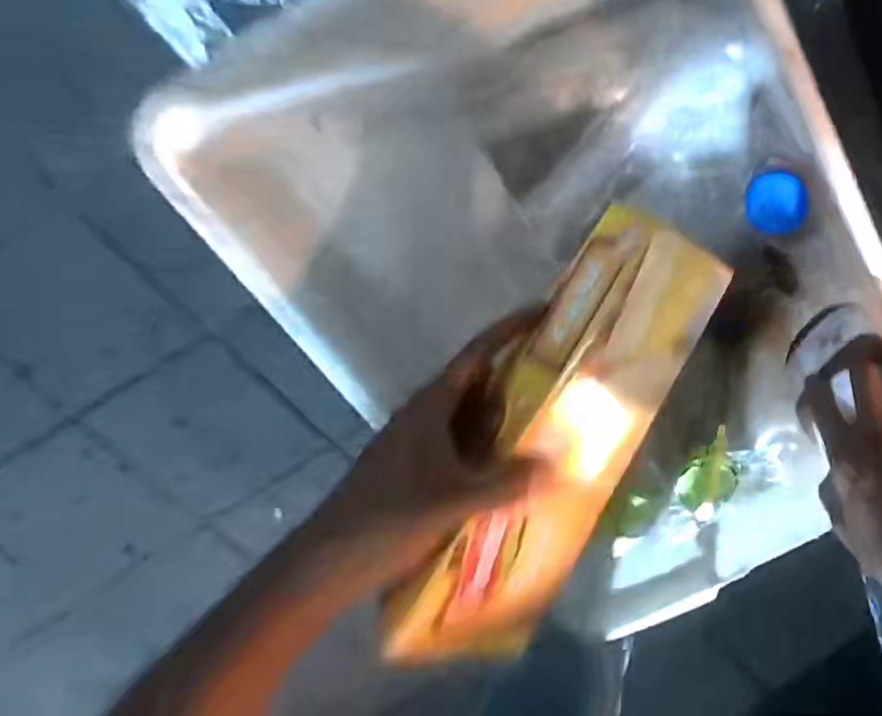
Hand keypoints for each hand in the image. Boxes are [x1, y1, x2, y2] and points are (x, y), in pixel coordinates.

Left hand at [297, 308, 546, 598]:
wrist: (319, 570)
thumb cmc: (385, 520)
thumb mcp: (451, 502)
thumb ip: (506, 484)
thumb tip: (560, 465)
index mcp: (432, 405)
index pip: (479, 352)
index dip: (512, 328)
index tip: (545, 311)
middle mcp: (426, 414)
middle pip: (480, 379)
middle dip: (519, 370)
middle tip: (562, 367)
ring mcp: (418, 442)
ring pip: (472, 413)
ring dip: (506, 409)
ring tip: (550, 411)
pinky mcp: (416, 468)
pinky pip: (465, 441)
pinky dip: (492, 442)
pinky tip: (513, 462)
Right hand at [800, 336, 881, 614]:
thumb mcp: (843, 526)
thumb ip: (832, 494)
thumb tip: (831, 476)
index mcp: (844, 450)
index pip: (819, 400)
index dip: (814, 386)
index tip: (815, 385)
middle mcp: (872, 429)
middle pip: (861, 370)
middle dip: (856, 356)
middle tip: (854, 356)